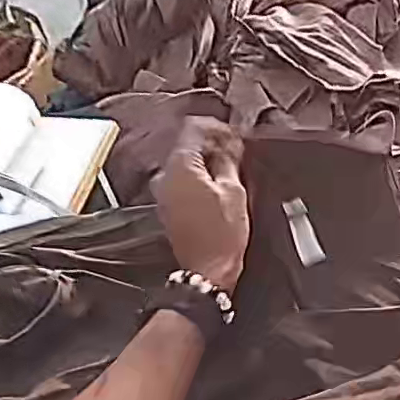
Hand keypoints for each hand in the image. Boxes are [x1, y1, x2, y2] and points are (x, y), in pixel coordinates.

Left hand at [151, 118, 248, 292]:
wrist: (208, 271)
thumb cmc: (222, 236)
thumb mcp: (234, 192)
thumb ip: (228, 161)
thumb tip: (227, 146)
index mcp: (180, 166)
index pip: (194, 128)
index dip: (217, 128)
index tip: (234, 136)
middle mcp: (165, 176)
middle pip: (188, 146)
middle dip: (212, 146)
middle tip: (235, 154)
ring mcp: (163, 193)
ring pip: (185, 165)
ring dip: (206, 164)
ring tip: (229, 173)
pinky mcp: (168, 209)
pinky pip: (182, 184)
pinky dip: (198, 181)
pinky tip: (217, 190)